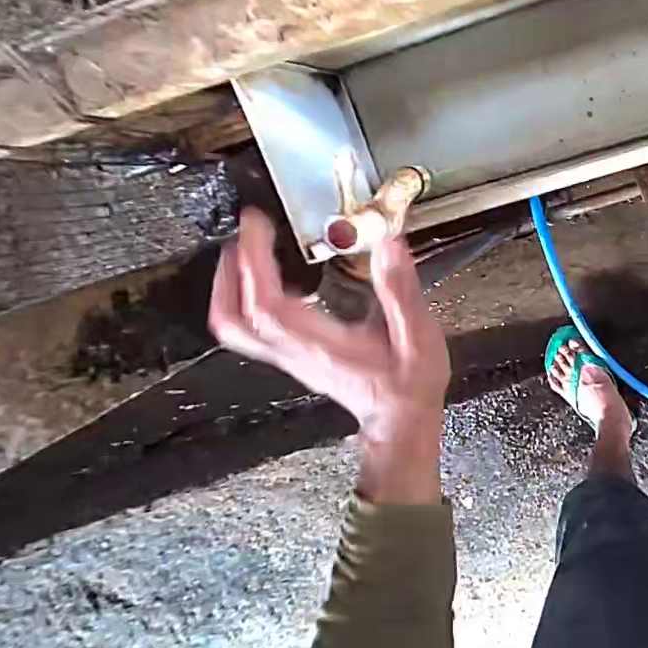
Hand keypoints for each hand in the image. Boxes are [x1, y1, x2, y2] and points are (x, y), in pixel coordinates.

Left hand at [209, 207, 450, 502]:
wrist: (401, 422)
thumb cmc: (407, 386)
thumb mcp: (417, 336)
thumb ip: (401, 290)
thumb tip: (388, 245)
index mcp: (319, 344)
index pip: (265, 304)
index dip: (254, 261)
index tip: (257, 225)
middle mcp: (296, 352)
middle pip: (232, 317)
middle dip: (230, 270)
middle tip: (246, 233)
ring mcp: (291, 357)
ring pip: (235, 326)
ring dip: (231, 284)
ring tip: (249, 249)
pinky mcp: (296, 357)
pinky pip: (253, 328)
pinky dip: (248, 297)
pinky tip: (273, 278)